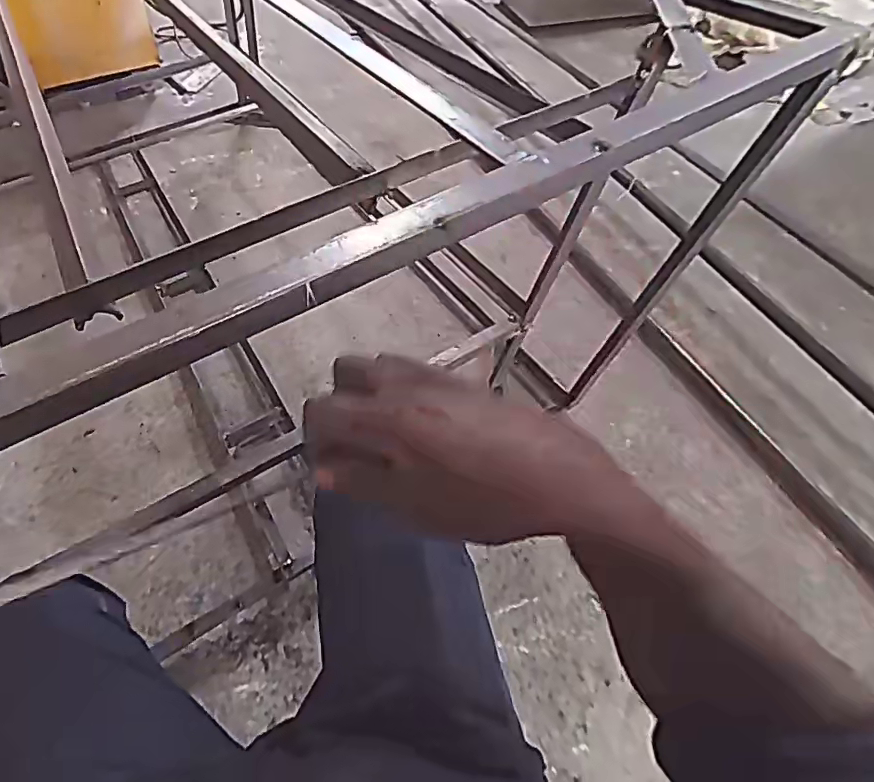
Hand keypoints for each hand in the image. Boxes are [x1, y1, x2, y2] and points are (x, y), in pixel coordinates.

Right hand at [303, 354, 652, 543]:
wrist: (558, 476)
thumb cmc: (485, 501)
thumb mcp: (416, 506)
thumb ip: (362, 483)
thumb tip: (323, 469)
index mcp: (387, 417)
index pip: (323, 408)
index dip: (315, 436)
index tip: (330, 463)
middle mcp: (405, 383)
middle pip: (346, 370)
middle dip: (339, 401)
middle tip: (355, 443)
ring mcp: (436, 375)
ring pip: (380, 367)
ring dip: (369, 392)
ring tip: (389, 437)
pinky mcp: (461, 379)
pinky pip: (412, 372)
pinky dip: (400, 390)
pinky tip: (425, 429)